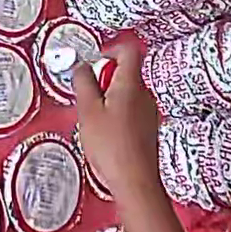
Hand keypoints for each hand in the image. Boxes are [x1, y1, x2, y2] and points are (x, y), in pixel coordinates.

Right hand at [72, 40, 163, 204]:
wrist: (135, 182)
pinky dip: (116, 113)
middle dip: (104, 79)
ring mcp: (149, 112)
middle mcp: (144, 94)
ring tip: (95, 119)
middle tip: (89, 97)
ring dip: (109, 98)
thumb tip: (81, 66)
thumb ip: (83, 83)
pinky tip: (105, 134)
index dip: (110, 49)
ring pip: (127, 92)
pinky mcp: (148, 128)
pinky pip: (131, 109)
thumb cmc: (112, 147)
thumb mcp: (87, 111)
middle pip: (125, 71)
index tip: (95, 62)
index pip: (128, 50)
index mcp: (131, 84)